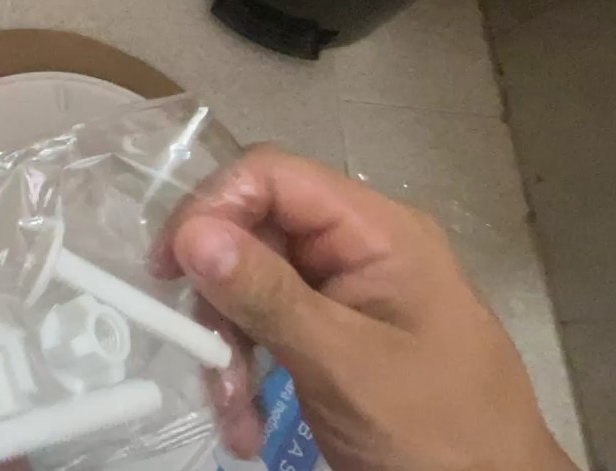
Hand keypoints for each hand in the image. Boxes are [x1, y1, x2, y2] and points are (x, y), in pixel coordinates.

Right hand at [151, 146, 575, 470]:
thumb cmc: (443, 440)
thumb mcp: (348, 368)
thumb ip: (267, 296)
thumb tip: (190, 233)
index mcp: (376, 230)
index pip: (273, 176)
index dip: (214, 204)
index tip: (172, 262)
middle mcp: (354, 245)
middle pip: (253, 228)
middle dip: (218, 290)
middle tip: (194, 343)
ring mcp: (340, 288)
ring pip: (247, 278)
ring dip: (226, 340)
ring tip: (231, 406)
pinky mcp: (326, 328)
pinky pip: (262, 320)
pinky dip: (242, 364)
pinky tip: (245, 416)